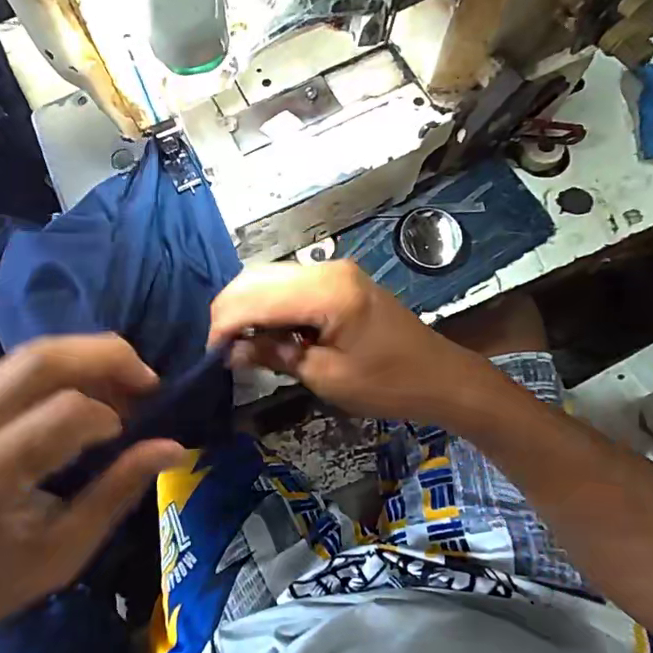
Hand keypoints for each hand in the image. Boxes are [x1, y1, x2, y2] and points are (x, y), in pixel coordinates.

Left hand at [0, 334, 185, 644]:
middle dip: (105, 356)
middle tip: (145, 378)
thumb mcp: (69, 547)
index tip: (130, 432)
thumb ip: (119, 489)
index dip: (108, 413)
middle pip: (41, 361)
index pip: (62, 412)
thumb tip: (173, 446)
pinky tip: (79, 390)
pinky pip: (9, 368)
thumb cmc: (0, 580)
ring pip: (26, 354)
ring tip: (117, 384)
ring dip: (82, 358)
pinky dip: (55, 369)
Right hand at [208, 261, 507, 427]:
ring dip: (246, 306)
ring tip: (237, 342)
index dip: (224, 324)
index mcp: (324, 291)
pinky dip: (267, 304)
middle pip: (255, 278)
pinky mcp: (336, 279)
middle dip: (230, 311)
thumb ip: (275, 355)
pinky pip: (287, 284)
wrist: (441, 376)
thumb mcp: (326, 376)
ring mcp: (332, 270)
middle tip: (219, 349)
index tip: (211, 355)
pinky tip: (263, 330)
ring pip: (267, 277)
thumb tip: (231, 351)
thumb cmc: (387, 383)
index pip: (253, 297)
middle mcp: (324, 269)